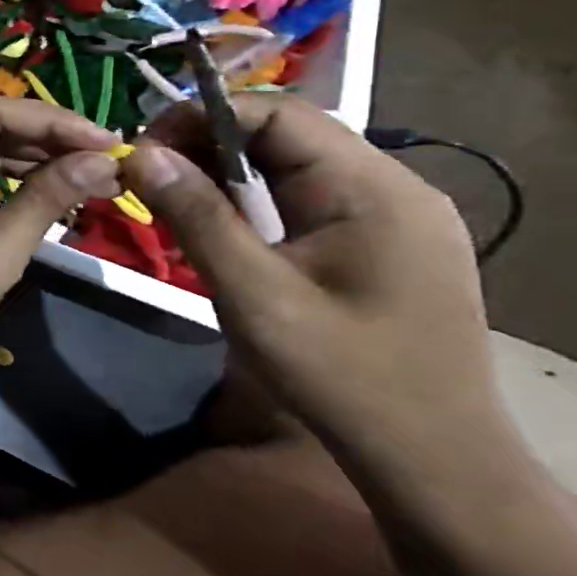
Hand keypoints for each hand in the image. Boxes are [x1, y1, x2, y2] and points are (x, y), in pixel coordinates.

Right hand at [119, 96, 505, 475]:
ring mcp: (394, 214)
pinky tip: (222, 224)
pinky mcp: (384, 241)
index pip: (278, 112)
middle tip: (147, 174)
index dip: (202, 115)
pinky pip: (307, 196)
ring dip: (227, 171)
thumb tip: (141, 153)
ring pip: (294, 164)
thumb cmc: (344, 378)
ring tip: (172, 196)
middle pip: (287, 133)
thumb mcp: (255, 296)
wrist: (435, 463)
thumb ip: (198, 217)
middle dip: (208, 142)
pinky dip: (254, 198)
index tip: (143, 146)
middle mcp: (393, 186)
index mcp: (373, 189)